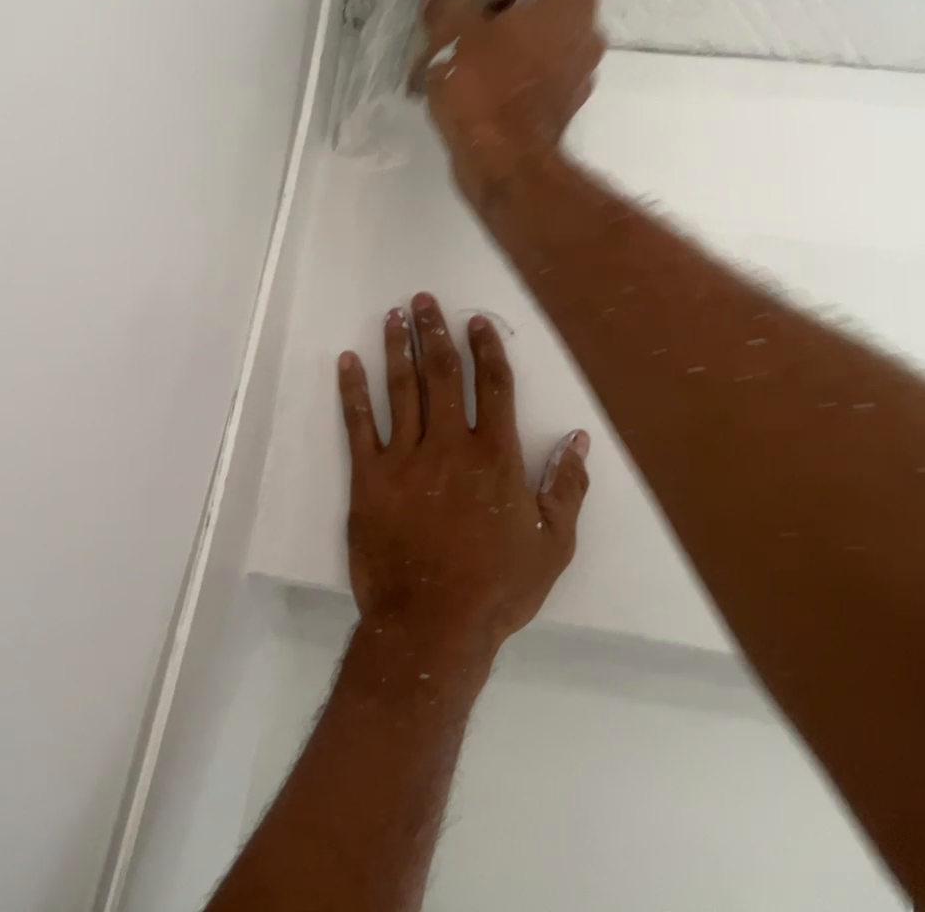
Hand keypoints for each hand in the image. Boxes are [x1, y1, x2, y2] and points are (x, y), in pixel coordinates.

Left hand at [337, 292, 590, 652]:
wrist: (432, 623)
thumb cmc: (497, 589)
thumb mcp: (551, 545)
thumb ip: (565, 488)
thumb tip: (576, 439)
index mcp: (496, 458)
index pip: (494, 386)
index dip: (486, 349)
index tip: (477, 320)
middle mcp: (450, 446)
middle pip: (443, 374)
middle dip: (434, 332)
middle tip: (424, 300)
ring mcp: (405, 460)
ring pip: (402, 390)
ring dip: (397, 349)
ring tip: (393, 315)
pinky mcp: (368, 479)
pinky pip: (359, 425)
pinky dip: (353, 391)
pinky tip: (348, 362)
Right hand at [420, 0, 604, 211]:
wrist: (502, 161)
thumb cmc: (484, 85)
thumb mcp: (451, 32)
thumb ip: (444, 5)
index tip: (463, 11)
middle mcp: (587, 33)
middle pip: (530, 17)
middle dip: (493, 27)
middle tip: (454, 41)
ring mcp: (578, 77)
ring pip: (527, 55)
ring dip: (495, 61)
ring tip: (453, 76)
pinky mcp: (561, 114)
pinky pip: (527, 88)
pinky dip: (502, 91)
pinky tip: (467, 103)